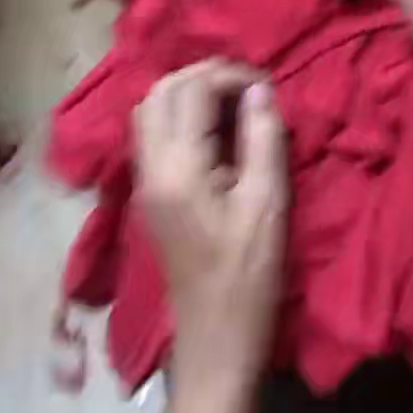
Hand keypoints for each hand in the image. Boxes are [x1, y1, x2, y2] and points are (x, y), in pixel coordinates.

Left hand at [134, 60, 286, 412]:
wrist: (216, 338)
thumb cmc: (249, 271)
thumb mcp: (267, 201)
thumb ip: (263, 137)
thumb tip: (260, 88)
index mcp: (177, 170)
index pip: (193, 91)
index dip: (232, 76)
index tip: (268, 89)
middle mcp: (150, 169)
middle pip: (160, 92)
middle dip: (205, 74)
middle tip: (248, 86)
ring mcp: (145, 182)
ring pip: (151, 109)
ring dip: (191, 91)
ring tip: (233, 99)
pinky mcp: (152, 193)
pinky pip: (156, 132)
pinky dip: (183, 112)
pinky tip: (217, 126)